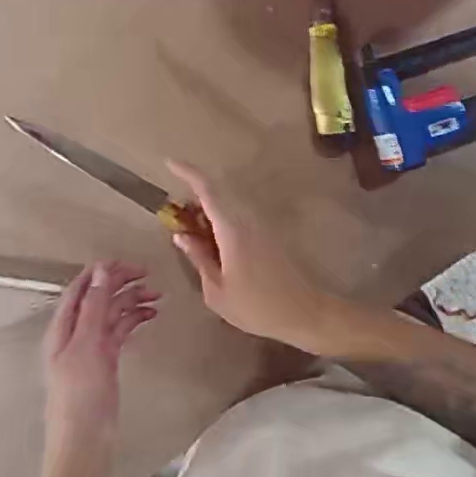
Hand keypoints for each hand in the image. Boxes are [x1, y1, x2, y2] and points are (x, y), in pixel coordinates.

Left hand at [42, 262, 159, 439]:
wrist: (84, 441)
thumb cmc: (81, 393)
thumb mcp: (88, 344)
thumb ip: (94, 306)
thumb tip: (102, 270)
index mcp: (63, 325)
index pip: (81, 287)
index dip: (102, 271)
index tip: (129, 262)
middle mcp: (75, 331)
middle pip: (98, 297)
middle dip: (121, 283)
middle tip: (149, 275)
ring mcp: (91, 346)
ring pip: (112, 313)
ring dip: (131, 301)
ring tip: (158, 294)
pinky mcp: (105, 360)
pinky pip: (119, 331)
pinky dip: (134, 320)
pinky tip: (151, 314)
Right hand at [167, 161, 377, 357]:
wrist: (305, 313)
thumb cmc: (257, 307)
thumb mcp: (217, 290)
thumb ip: (198, 258)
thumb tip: (181, 236)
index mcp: (232, 229)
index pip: (207, 189)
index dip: (187, 172)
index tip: (169, 163)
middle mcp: (247, 219)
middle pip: (216, 194)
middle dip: (192, 197)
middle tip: (174, 215)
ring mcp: (260, 225)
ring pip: (227, 205)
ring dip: (206, 210)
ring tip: (190, 230)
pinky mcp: (268, 234)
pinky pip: (237, 216)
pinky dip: (219, 220)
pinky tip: (212, 242)